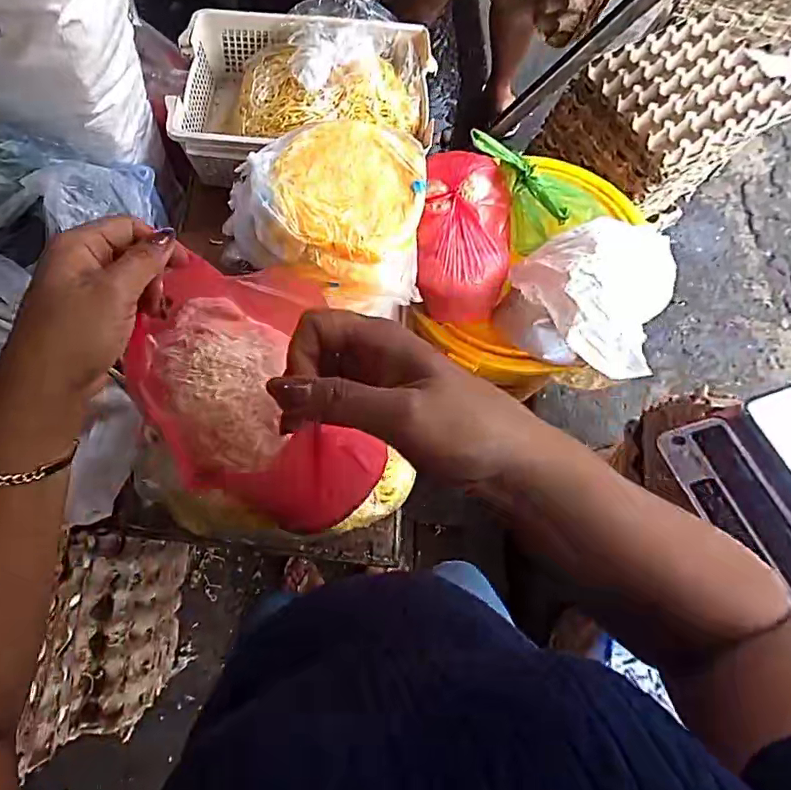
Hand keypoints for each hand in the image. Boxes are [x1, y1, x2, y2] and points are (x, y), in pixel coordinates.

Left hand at [0, 218, 179, 430]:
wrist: (45, 389)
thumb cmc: (79, 333)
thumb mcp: (116, 292)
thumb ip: (144, 260)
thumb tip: (168, 236)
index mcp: (76, 245)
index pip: (127, 226)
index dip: (158, 242)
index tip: (183, 268)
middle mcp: (75, 261)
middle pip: (127, 250)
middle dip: (152, 271)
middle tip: (159, 300)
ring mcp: (77, 289)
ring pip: (126, 277)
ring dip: (146, 292)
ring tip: (153, 315)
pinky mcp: (83, 314)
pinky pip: (117, 300)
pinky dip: (134, 308)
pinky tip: (142, 324)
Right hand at [266, 310, 574, 487]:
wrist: (515, 464)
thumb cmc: (464, 431)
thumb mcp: (399, 414)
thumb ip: (338, 400)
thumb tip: (275, 387)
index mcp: (381, 338)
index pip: (316, 325)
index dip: (300, 357)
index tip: (302, 400)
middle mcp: (375, 351)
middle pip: (317, 347)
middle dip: (299, 380)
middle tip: (293, 425)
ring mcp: (380, 378)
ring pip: (326, 374)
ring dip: (307, 398)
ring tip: (298, 433)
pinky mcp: (386, 404)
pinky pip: (343, 397)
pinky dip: (324, 412)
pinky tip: (318, 434)